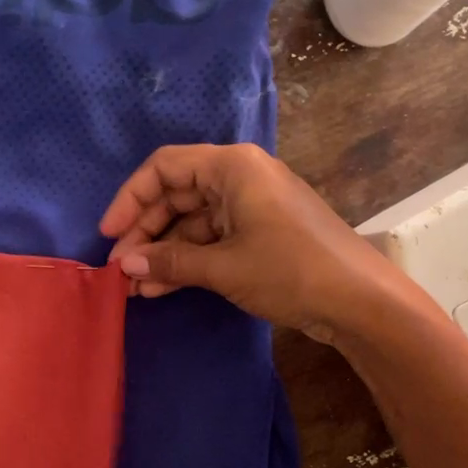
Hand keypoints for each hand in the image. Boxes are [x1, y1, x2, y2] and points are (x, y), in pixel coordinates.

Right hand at [99, 143, 397, 339]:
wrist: (359, 301)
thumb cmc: (290, 270)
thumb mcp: (223, 266)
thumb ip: (170, 262)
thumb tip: (124, 266)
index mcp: (233, 167)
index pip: (165, 167)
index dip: (130, 199)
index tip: (109, 235)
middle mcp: (239, 178)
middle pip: (176, 194)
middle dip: (144, 232)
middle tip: (120, 269)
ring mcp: (250, 207)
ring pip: (191, 222)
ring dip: (162, 253)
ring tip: (134, 287)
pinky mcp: (259, 234)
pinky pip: (211, 240)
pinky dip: (186, 261)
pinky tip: (160, 288)